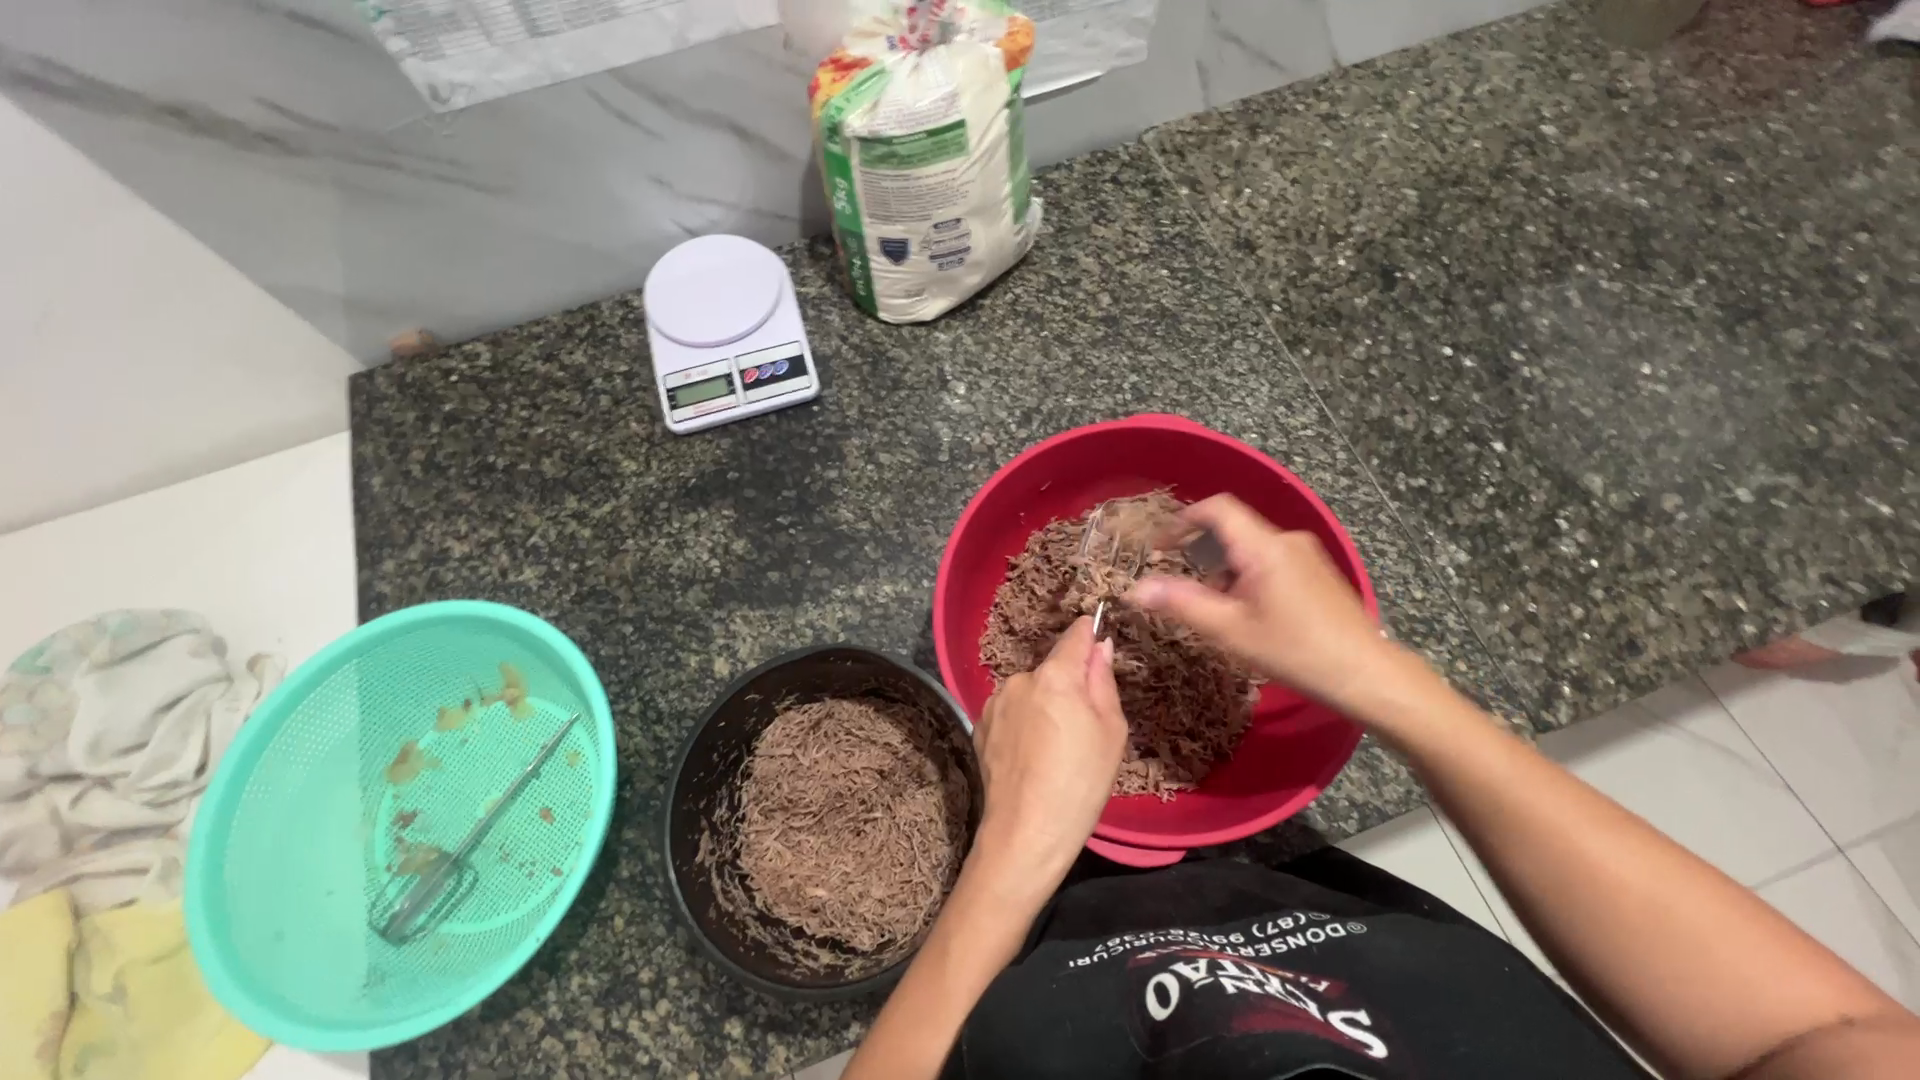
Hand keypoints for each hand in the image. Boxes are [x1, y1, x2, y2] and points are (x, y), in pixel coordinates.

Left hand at [971, 617, 1126, 887]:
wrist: (1025, 831)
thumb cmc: (1080, 783)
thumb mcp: (1111, 731)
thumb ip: (1103, 681)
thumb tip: (1100, 647)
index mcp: (1054, 676)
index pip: (1075, 636)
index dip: (1089, 634)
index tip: (1099, 636)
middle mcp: (1019, 679)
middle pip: (1052, 669)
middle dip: (1068, 685)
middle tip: (1083, 726)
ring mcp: (994, 702)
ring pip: (1030, 691)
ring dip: (1043, 705)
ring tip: (1054, 748)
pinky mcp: (980, 726)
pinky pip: (1011, 712)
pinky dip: (1023, 724)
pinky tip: (1031, 756)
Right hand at [1129, 494, 1402, 713]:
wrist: (1366, 673)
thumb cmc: (1295, 651)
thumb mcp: (1229, 631)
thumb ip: (1182, 604)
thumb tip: (1136, 589)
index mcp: (1264, 547)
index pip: (1217, 509)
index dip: (1182, 520)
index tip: (1160, 547)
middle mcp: (1287, 540)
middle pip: (1233, 529)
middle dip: (1201, 554)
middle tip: (1184, 588)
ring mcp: (1307, 554)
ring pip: (1251, 548)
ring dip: (1225, 570)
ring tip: (1217, 610)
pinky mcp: (1318, 571)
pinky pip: (1271, 560)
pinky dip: (1248, 577)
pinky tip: (1249, 614)